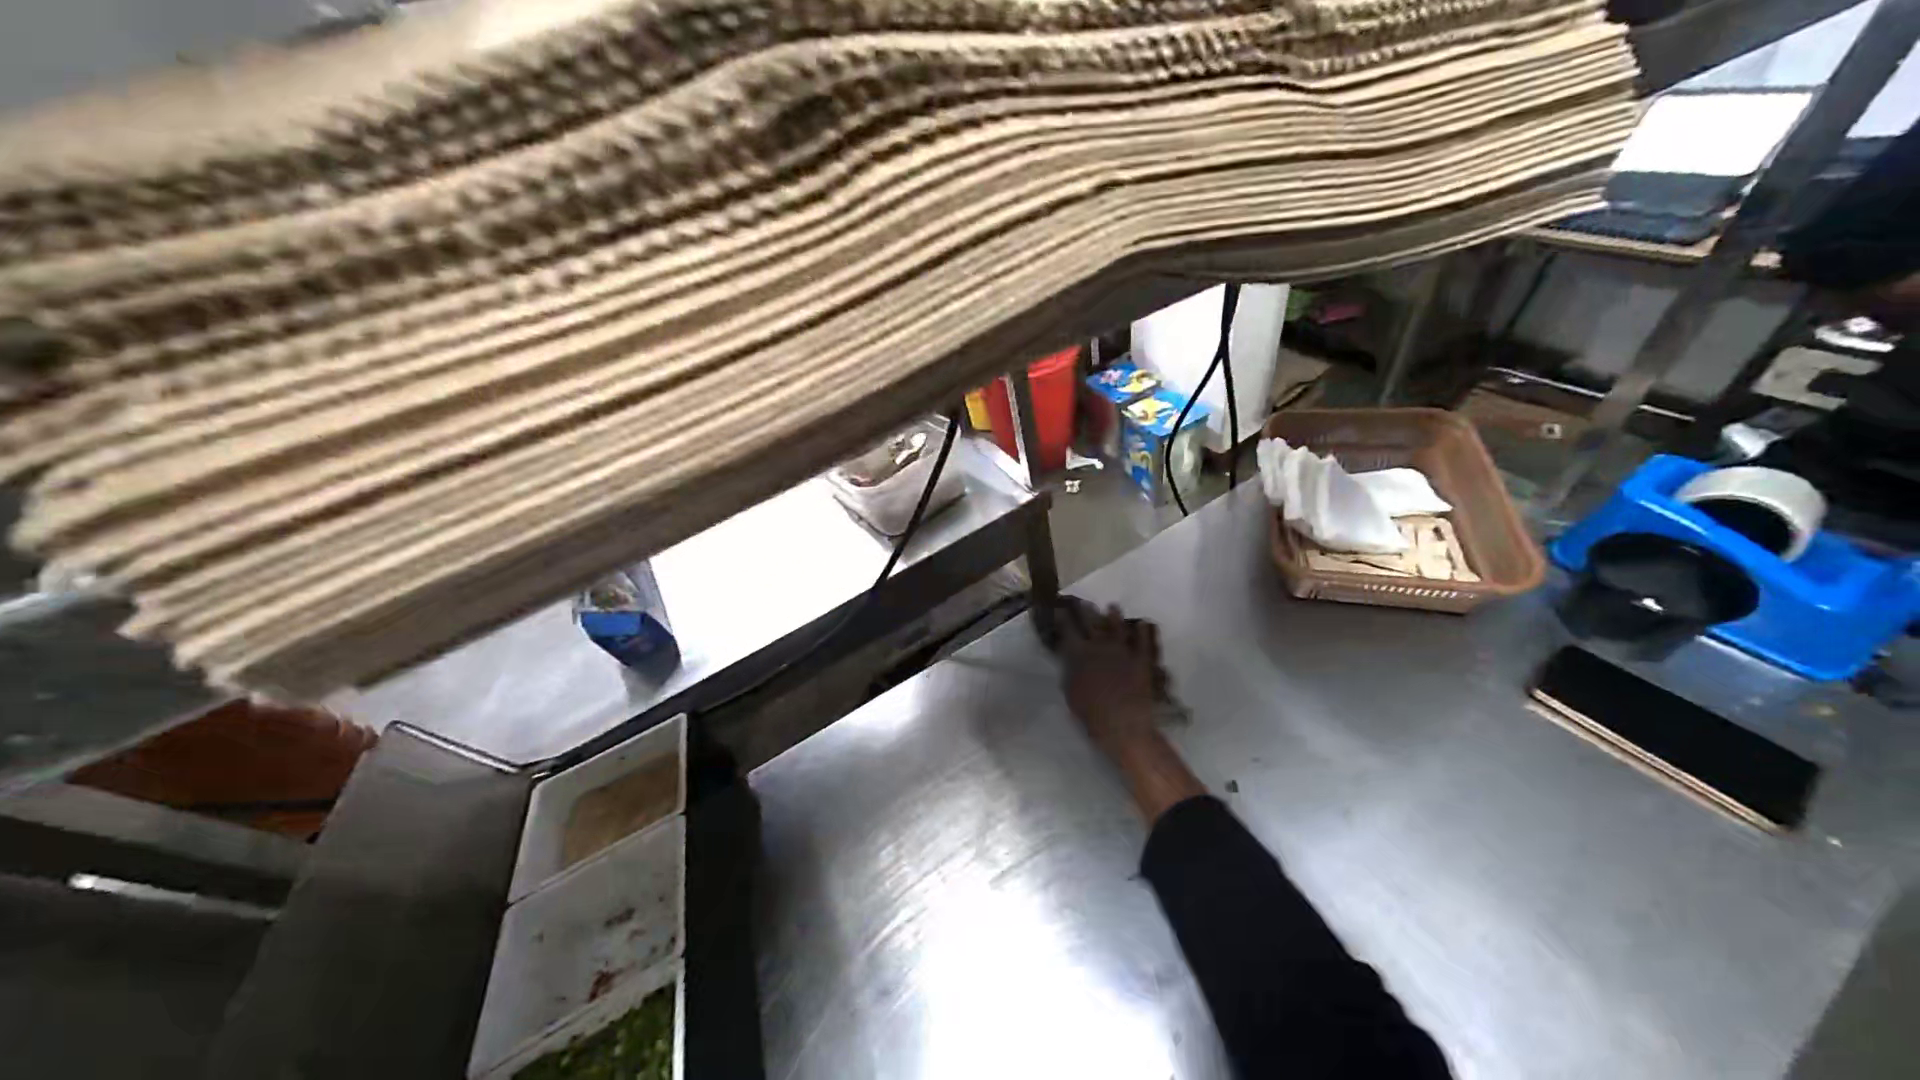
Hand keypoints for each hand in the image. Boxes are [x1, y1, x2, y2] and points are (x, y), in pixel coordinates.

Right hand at [1058, 599, 1161, 754]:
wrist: (1122, 722)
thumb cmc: (1091, 713)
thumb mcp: (1070, 692)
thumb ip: (1069, 671)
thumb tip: (1069, 659)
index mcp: (1080, 654)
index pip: (1068, 631)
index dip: (1062, 618)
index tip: (1059, 609)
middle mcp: (1100, 646)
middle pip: (1091, 622)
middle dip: (1085, 611)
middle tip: (1082, 602)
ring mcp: (1123, 651)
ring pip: (1118, 627)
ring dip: (1114, 615)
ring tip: (1112, 607)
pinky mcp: (1142, 659)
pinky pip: (1144, 641)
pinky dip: (1143, 631)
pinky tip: (1143, 623)